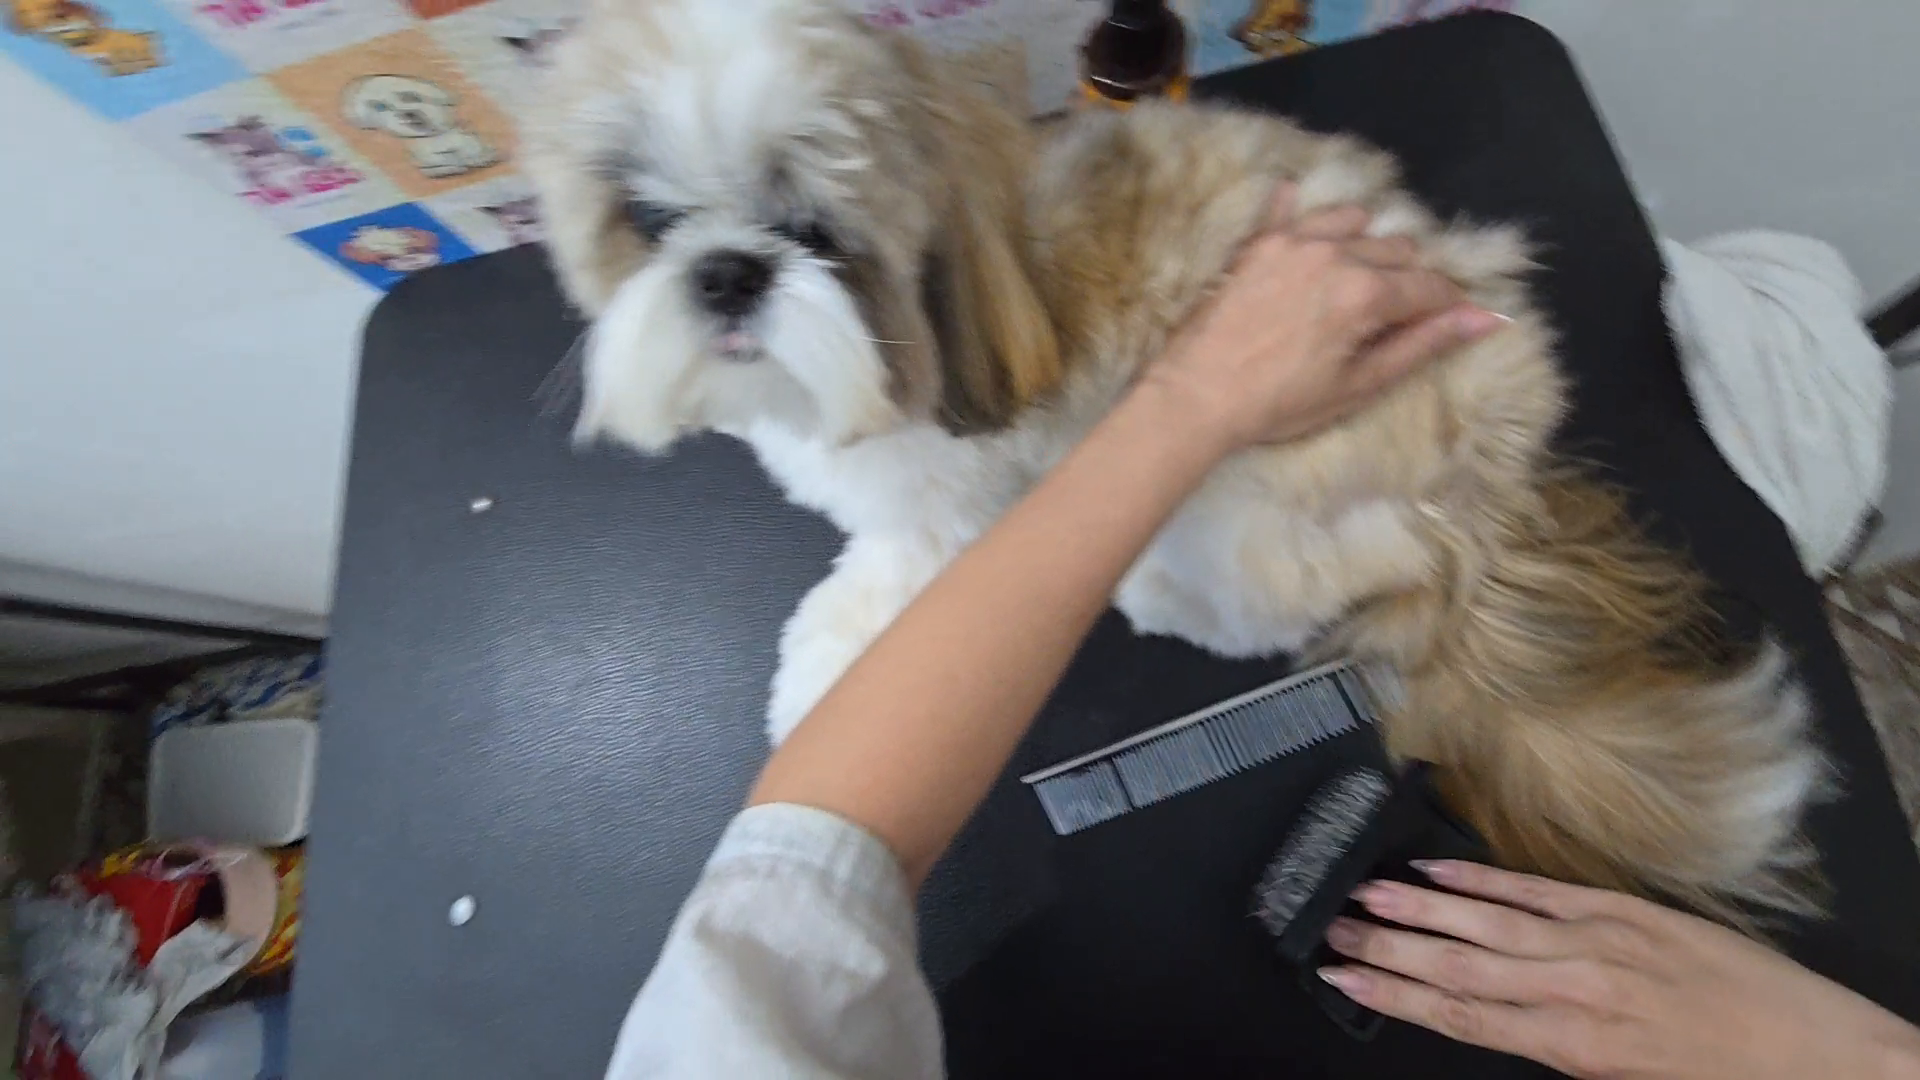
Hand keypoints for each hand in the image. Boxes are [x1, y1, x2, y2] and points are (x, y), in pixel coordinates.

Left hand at [1143, 183, 1506, 451]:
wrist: (1193, 397)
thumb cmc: (1274, 404)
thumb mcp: (1355, 386)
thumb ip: (1420, 347)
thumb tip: (1488, 319)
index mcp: (1366, 292)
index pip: (1430, 287)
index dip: (1445, 306)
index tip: (1443, 319)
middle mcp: (1335, 253)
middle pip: (1396, 249)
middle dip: (1403, 278)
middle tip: (1385, 313)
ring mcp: (1291, 243)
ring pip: (1352, 221)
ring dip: (1362, 244)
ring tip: (1348, 278)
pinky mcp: (1254, 245)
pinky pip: (1288, 209)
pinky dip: (1301, 212)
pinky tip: (1300, 211)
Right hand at [1320, 860, 1919, 1079]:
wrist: (1842, 1064)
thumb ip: (1554, 1044)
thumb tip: (1481, 1011)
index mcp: (1576, 1044)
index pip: (1458, 1014)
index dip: (1392, 994)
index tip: (1345, 977)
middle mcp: (1572, 988)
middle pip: (1454, 964)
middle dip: (1384, 947)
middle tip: (1331, 927)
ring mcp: (1591, 940)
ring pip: (1482, 921)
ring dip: (1415, 907)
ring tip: (1363, 894)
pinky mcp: (1615, 908)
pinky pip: (1530, 890)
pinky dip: (1477, 880)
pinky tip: (1434, 871)